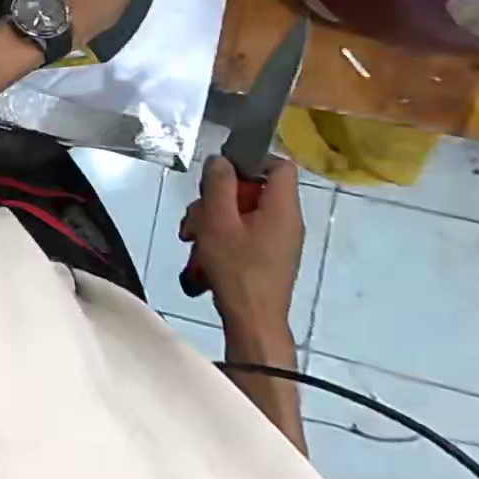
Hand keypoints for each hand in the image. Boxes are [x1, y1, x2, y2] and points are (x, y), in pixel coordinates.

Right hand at [180, 156, 303, 347]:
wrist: (252, 319)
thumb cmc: (236, 267)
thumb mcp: (218, 220)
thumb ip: (218, 184)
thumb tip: (220, 159)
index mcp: (283, 208)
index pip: (280, 165)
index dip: (251, 159)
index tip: (220, 170)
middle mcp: (286, 220)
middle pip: (252, 188)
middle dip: (218, 194)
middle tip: (197, 210)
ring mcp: (277, 238)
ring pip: (241, 209)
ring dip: (212, 215)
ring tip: (192, 234)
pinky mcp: (267, 252)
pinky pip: (243, 228)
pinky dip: (221, 231)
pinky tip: (201, 246)